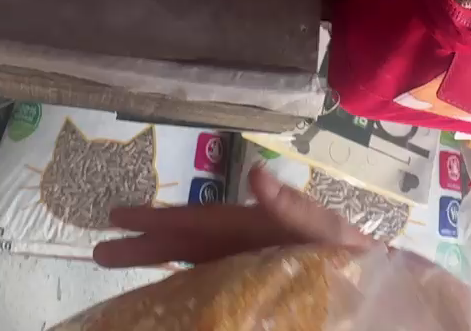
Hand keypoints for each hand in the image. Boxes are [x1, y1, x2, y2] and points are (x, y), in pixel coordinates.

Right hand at [91, 163, 376, 267]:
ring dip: (157, 261)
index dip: (158, 220)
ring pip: (191, 262)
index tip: (119, 216)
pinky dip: (183, 287)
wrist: (372, 279)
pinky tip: (163, 299)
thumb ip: (291, 206)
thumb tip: (253, 171)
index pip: (197, 223)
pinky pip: (209, 286)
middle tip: (98, 246)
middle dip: (145, 241)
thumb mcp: (324, 228)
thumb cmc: (351, 252)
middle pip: (185, 241)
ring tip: (116, 264)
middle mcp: (242, 242)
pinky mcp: (253, 287)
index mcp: (252, 223)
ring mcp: (245, 265)